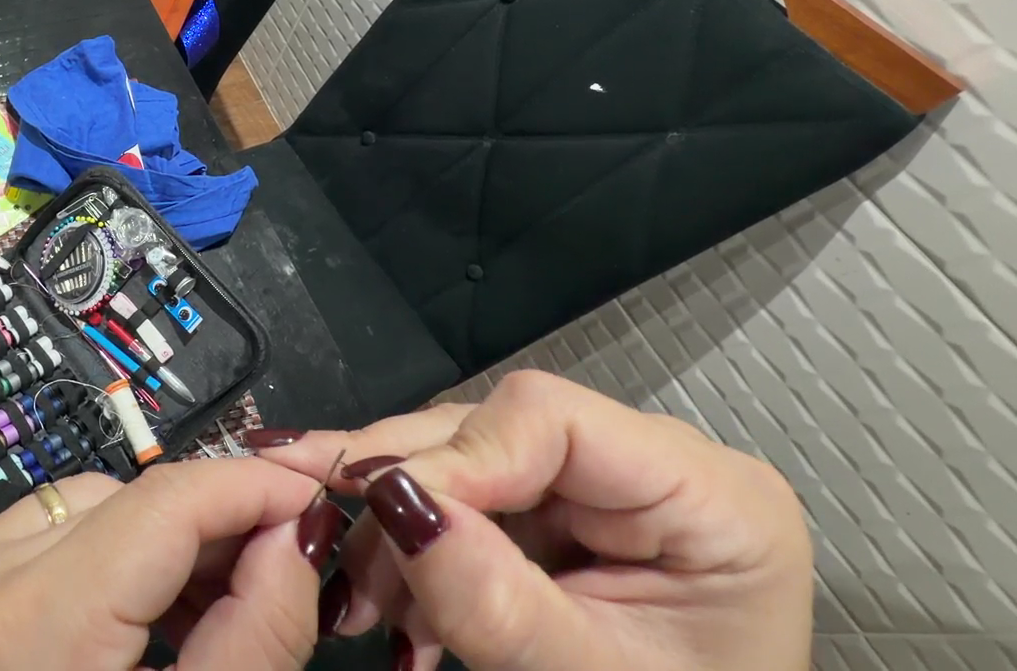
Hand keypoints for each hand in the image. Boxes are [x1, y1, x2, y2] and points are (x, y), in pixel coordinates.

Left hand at [0, 458, 345, 669]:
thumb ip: (253, 634)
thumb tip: (295, 530)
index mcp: (27, 624)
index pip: (160, 504)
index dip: (248, 489)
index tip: (313, 499)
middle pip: (127, 501)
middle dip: (213, 526)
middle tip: (278, 571)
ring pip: (93, 505)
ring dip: (161, 543)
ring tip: (211, 608)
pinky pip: (54, 527)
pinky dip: (111, 554)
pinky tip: (146, 610)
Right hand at [249, 371, 813, 670]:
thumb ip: (496, 600)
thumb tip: (389, 497)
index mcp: (705, 495)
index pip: (545, 416)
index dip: (451, 455)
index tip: (374, 509)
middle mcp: (646, 463)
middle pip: (486, 431)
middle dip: (399, 494)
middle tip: (314, 537)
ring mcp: (597, 482)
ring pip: (457, 461)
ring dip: (394, 530)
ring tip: (354, 603)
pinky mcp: (559, 507)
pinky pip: (464, 500)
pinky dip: (415, 549)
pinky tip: (388, 604)